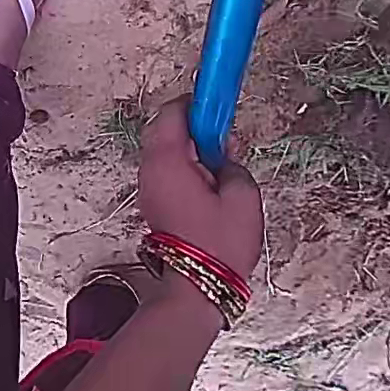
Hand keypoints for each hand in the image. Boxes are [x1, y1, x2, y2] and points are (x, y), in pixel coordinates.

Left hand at [137, 98, 263, 286]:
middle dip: (194, 126)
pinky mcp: (152, 199)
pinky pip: (166, 168)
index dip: (195, 103)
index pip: (172, 113)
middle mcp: (150, 168)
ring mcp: (147, 184)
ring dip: (189, 147)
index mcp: (167, 160)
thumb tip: (222, 152)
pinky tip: (209, 181)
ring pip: (165, 149)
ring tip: (221, 163)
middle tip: (224, 139)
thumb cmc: (219, 242)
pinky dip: (184, 164)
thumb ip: (232, 164)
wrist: (196, 287)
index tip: (217, 103)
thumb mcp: (242, 196)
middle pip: (165, 129)